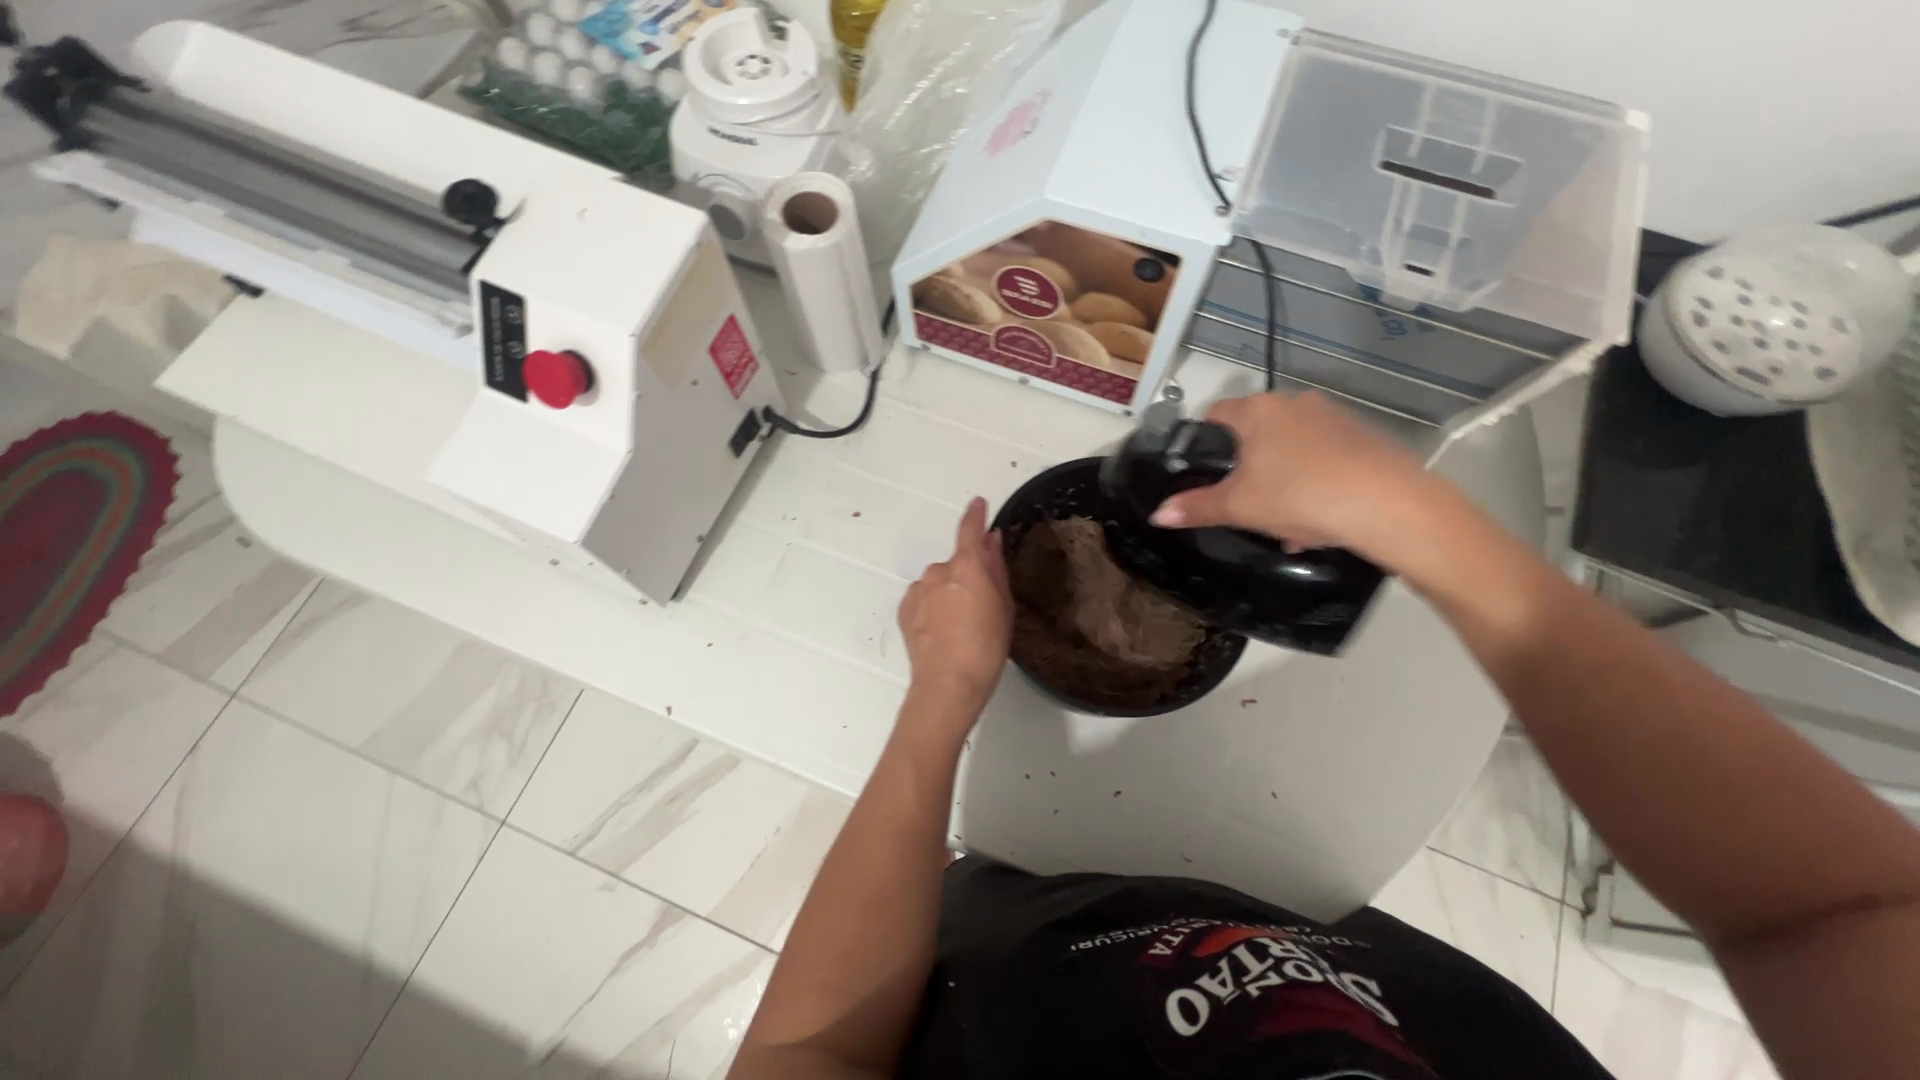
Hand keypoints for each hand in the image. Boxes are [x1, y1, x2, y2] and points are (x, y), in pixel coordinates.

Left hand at [898, 497, 1013, 710]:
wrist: (948, 684)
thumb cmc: (986, 647)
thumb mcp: (1003, 607)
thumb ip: (996, 569)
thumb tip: (991, 541)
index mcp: (967, 566)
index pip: (970, 530)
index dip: (975, 515)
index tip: (979, 503)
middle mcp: (938, 572)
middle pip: (957, 564)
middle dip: (968, 577)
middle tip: (982, 608)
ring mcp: (918, 591)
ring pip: (939, 584)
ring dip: (949, 595)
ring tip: (962, 628)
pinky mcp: (905, 611)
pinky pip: (924, 600)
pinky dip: (933, 608)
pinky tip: (944, 633)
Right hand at [1148, 392, 1437, 558]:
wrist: (1387, 504)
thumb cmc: (1299, 495)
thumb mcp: (1239, 507)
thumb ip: (1196, 507)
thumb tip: (1157, 514)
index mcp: (1258, 411)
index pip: (1216, 414)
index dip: (1204, 442)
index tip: (1205, 472)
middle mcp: (1295, 403)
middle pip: (1257, 433)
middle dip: (1249, 468)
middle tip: (1245, 505)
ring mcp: (1334, 417)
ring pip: (1293, 449)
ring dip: (1283, 479)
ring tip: (1285, 524)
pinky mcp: (1365, 437)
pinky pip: (1325, 459)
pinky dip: (1316, 483)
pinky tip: (1319, 521)